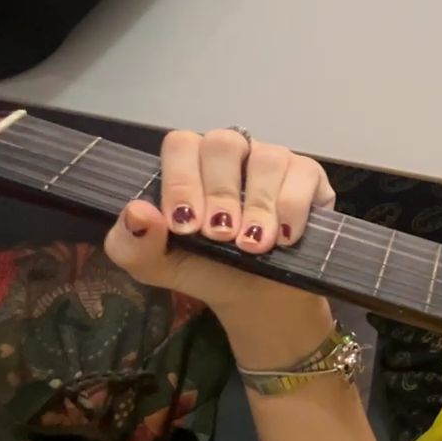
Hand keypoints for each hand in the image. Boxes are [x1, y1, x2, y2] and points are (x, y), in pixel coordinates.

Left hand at [105, 130, 336, 367]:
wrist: (258, 297)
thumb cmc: (207, 270)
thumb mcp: (158, 267)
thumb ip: (132, 244)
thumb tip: (138, 211)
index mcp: (191, 165)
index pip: (182, 144)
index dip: (183, 181)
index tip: (187, 226)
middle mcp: (233, 155)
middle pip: (225, 143)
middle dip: (221, 194)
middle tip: (221, 236)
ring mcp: (273, 160)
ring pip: (267, 158)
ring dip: (259, 206)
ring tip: (254, 245)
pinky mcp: (309, 176)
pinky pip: (303, 175)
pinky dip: (291, 209)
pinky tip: (284, 237)